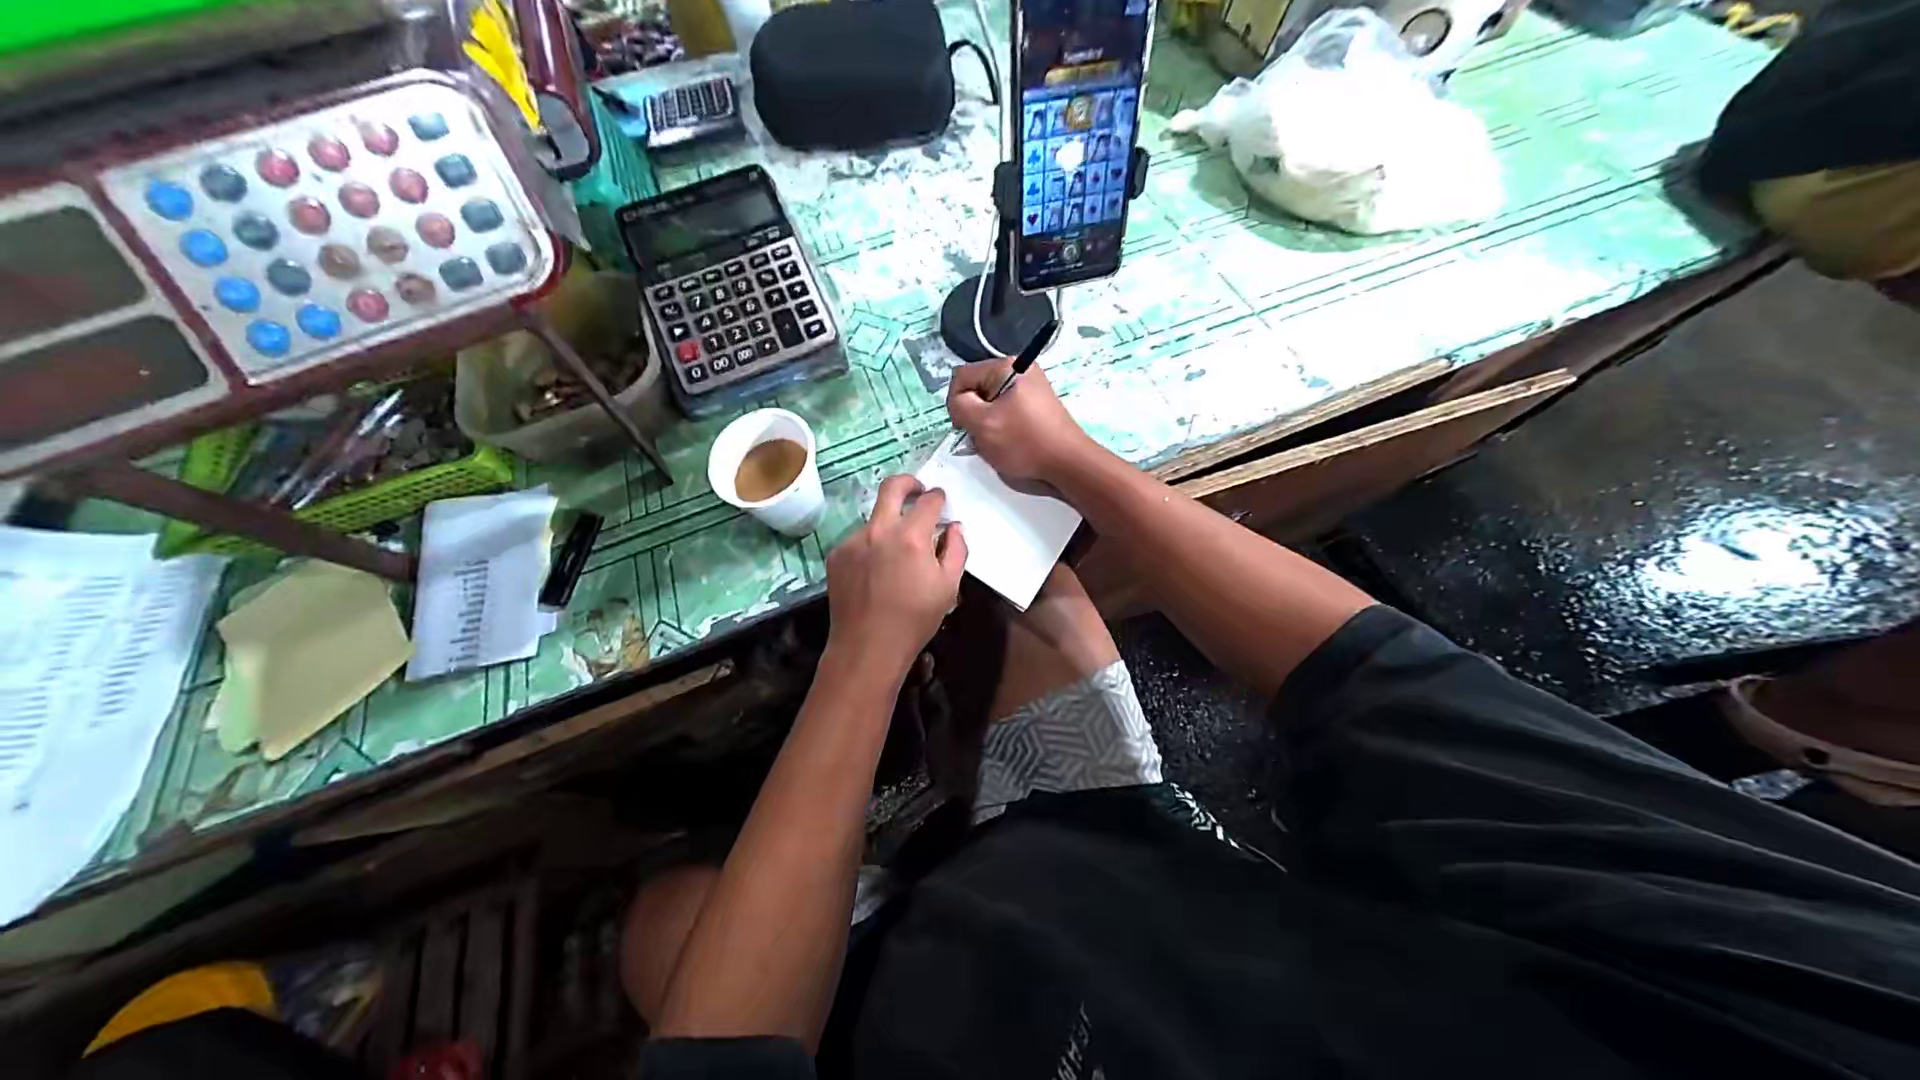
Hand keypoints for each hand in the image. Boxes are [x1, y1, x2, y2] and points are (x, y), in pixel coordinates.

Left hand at [825, 476, 967, 676]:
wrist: (867, 646)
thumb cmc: (914, 619)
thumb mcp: (948, 587)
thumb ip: (956, 550)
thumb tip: (954, 527)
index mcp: (910, 536)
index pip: (928, 500)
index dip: (939, 497)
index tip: (941, 501)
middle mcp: (879, 530)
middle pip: (892, 487)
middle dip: (909, 483)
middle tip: (918, 491)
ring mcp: (853, 541)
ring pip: (875, 518)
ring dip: (889, 525)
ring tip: (897, 555)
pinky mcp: (836, 555)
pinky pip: (859, 540)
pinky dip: (872, 546)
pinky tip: (877, 572)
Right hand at [947, 359, 1095, 484]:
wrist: (1068, 464)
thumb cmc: (1024, 442)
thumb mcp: (982, 424)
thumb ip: (960, 405)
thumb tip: (959, 402)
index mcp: (1006, 366)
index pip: (961, 378)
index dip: (957, 404)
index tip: (966, 427)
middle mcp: (1019, 370)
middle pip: (976, 390)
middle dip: (974, 415)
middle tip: (985, 437)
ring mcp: (1030, 389)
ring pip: (989, 405)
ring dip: (987, 426)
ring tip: (999, 444)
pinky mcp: (1036, 407)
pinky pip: (1006, 414)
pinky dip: (1001, 429)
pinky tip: (1010, 444)